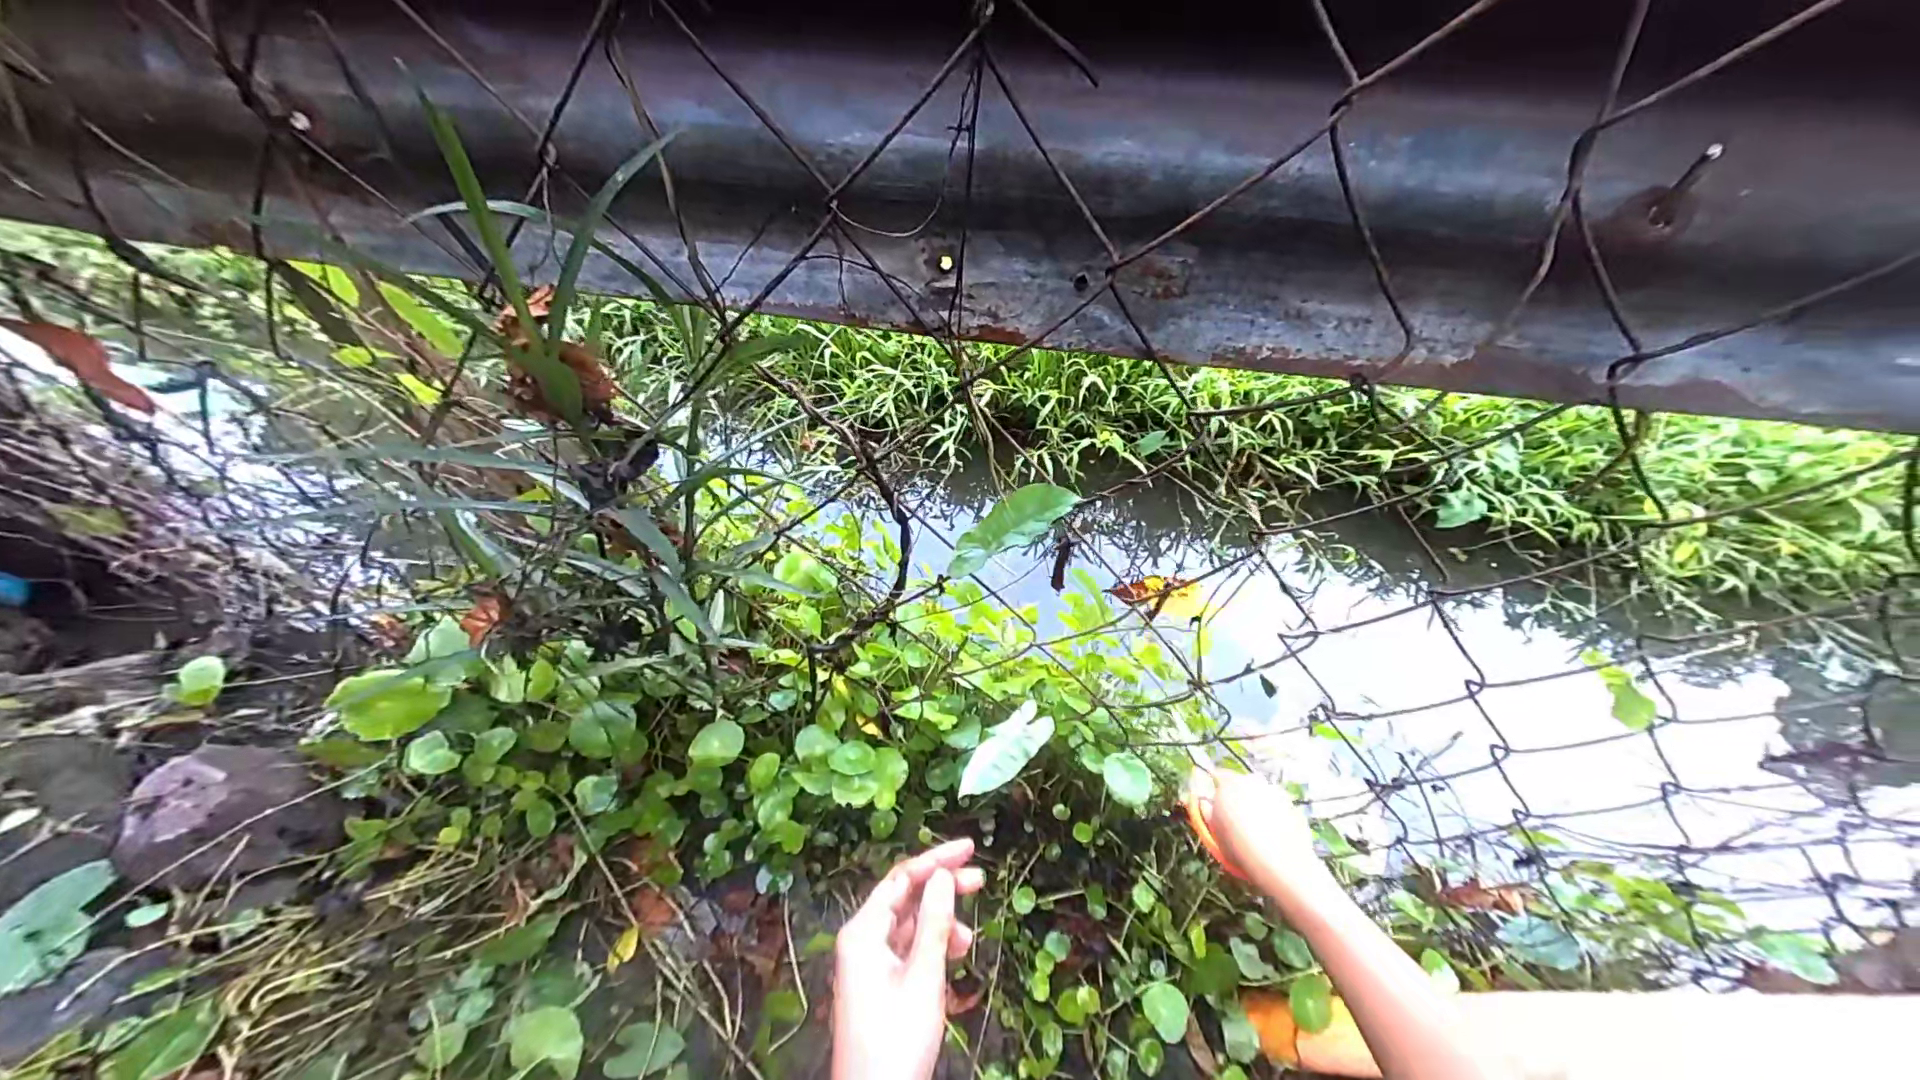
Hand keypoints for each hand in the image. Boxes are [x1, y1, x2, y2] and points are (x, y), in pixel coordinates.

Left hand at [832, 839, 984, 1079]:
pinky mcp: (880, 981)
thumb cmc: (896, 1041)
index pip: (901, 878)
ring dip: (940, 922)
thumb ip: (934, 922)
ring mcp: (869, 961)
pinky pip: (908, 948)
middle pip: (905, 897)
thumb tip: (943, 876)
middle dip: (941, 888)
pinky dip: (932, 946)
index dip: (936, 860)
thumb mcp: (923, 978)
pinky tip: (953, 954)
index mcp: (862, 931)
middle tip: (979, 880)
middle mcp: (862, 939)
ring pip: (910, 923)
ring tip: (967, 938)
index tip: (969, 848)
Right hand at [1186, 768, 1337, 911]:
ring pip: (1261, 793)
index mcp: (1229, 784)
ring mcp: (1275, 791)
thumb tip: (1205, 803)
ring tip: (1258, 829)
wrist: (1281, 864)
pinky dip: (1275, 814)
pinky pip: (1278, 805)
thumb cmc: (1240, 847)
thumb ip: (1208, 813)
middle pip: (1242, 783)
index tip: (1217, 802)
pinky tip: (1275, 834)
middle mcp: (1252, 781)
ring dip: (1258, 803)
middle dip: (1239, 795)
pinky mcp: (1292, 804)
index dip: (1217, 789)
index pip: (1218, 776)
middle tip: (1238, 818)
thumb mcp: (1216, 833)